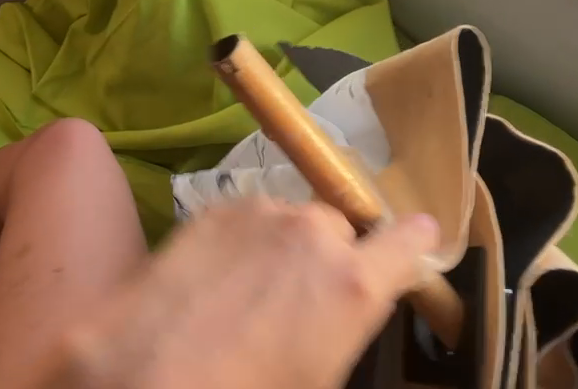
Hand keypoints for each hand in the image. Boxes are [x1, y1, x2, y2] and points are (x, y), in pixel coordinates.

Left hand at [46, 197, 438, 388]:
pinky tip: (217, 274)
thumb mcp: (318, 375)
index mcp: (352, 285)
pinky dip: (244, 238)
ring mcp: (260, 211)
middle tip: (303, 296)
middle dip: (330, 254)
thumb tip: (331, 315)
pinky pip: (246, 217)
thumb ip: (341, 326)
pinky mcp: (215, 206)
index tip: (424, 232)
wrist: (152, 367)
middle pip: (337, 229)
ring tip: (249, 288)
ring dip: (282, 244)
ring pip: (287, 220)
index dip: (415, 241)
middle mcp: (312, 233)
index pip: (405, 245)